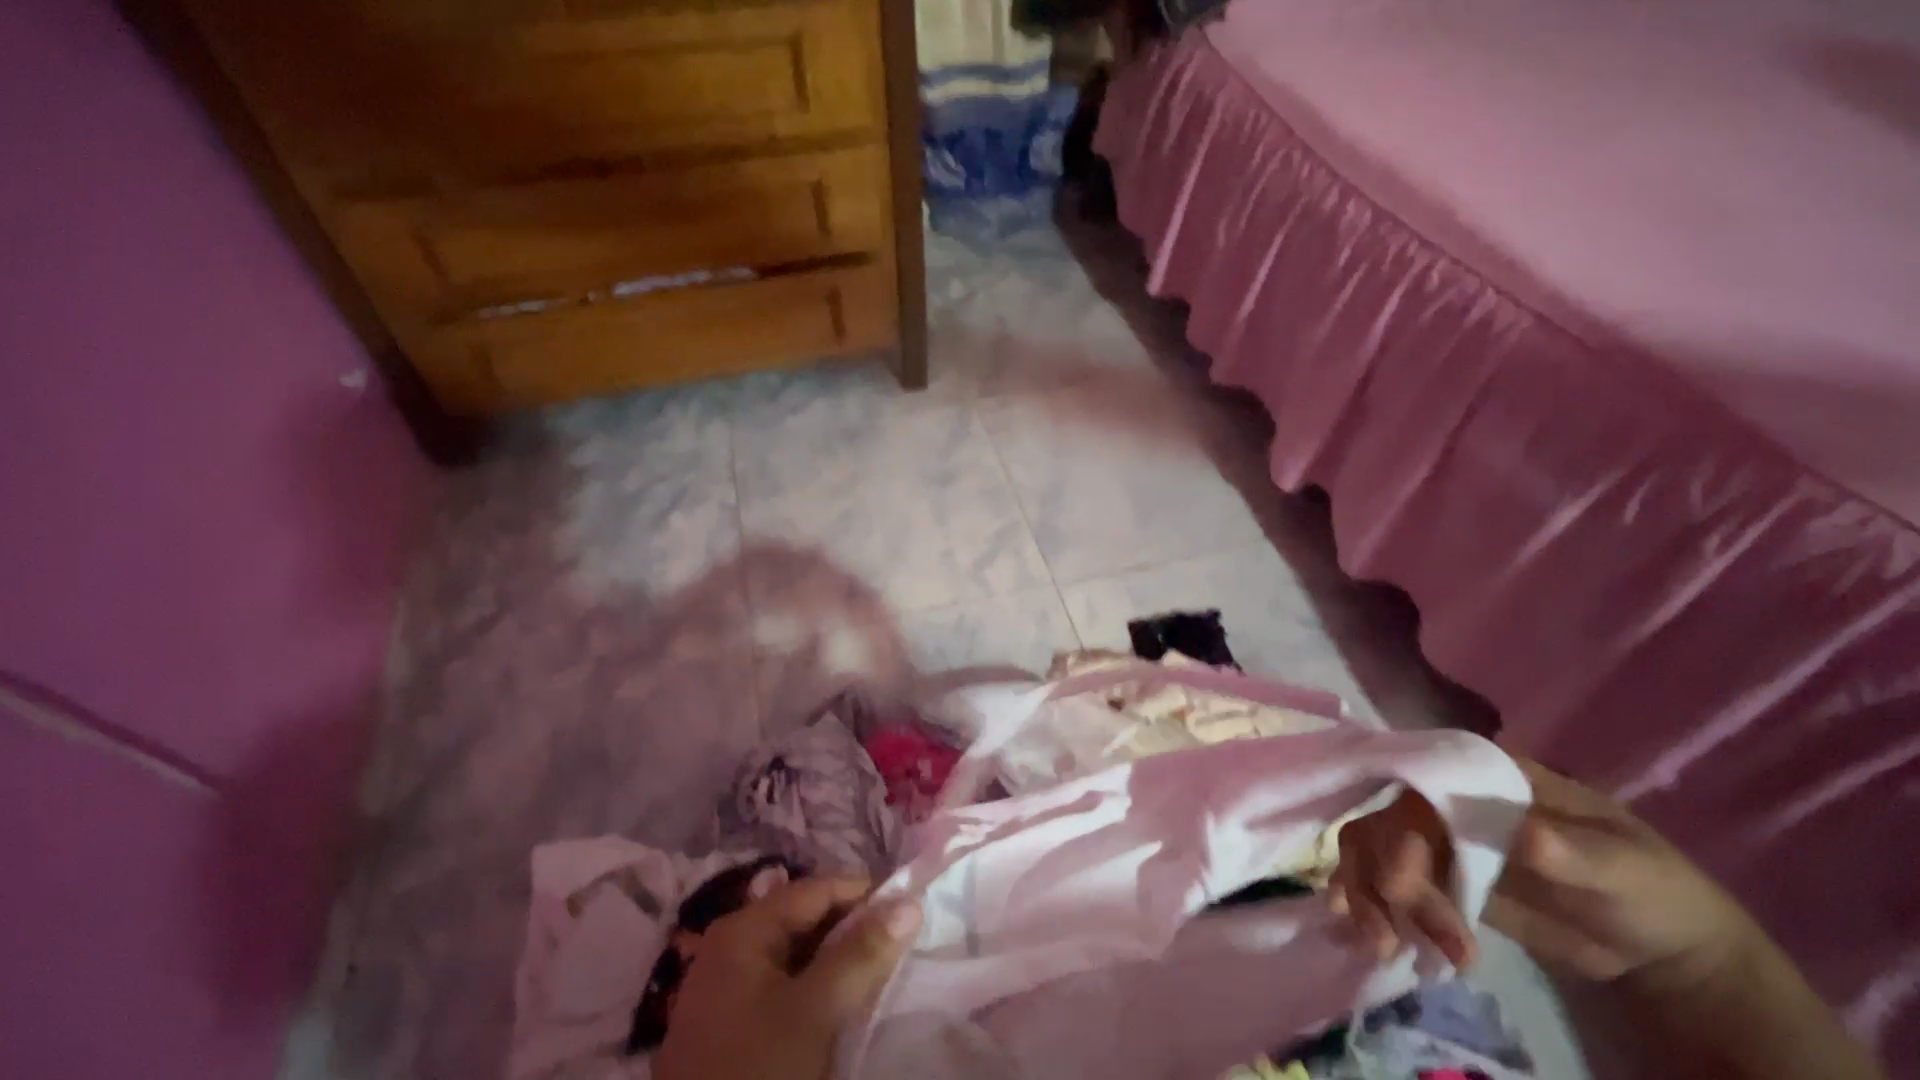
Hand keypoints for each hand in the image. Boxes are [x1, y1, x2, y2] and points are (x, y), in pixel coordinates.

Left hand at [651, 877, 922, 1079]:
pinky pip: (786, 986)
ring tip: (883, 974)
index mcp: (744, 928)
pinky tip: (844, 1005)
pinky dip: (818, 988)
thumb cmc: (756, 1068)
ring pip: (798, 954)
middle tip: (904, 946)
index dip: (867, 893)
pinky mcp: (732, 1022)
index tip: (914, 910)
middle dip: (855, 928)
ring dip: (839, 961)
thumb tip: (910, 902)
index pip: (818, 888)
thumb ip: (861, 954)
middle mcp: (733, 945)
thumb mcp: (814, 1011)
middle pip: (806, 918)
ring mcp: (728, 986)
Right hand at [1330, 758, 1756, 981]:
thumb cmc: (1650, 891)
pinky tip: (1383, 945)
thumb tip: (1527, 836)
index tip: (1400, 886)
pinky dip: (1370, 910)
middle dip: (1386, 879)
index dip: (1400, 825)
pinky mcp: (1436, 883)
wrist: (1657, 950)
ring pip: (1370, 850)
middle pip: (1386, 822)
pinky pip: (1383, 886)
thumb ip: (1575, 853)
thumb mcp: (1627, 870)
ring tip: (1389, 950)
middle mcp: (1451, 800)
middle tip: (1401, 937)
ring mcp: (1439, 841)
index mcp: (1491, 777)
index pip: (1422, 782)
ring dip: (1368, 898)